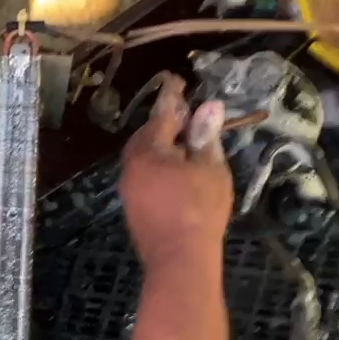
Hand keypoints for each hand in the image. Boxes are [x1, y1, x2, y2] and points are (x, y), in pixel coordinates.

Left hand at [119, 73, 231, 270]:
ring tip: (185, 144)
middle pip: (147, 136)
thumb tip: (208, 107)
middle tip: (187, 116)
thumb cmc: (199, 210)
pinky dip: (157, 165)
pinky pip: (143, 175)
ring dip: (161, 146)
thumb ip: (205, 137)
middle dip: (165, 123)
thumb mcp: (210, 169)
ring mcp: (128, 188)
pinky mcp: (132, 206)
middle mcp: (130, 167)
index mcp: (148, 152)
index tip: (176, 80)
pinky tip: (175, 172)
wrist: (178, 259)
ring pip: (143, 157)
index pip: (161, 116)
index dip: (172, 98)